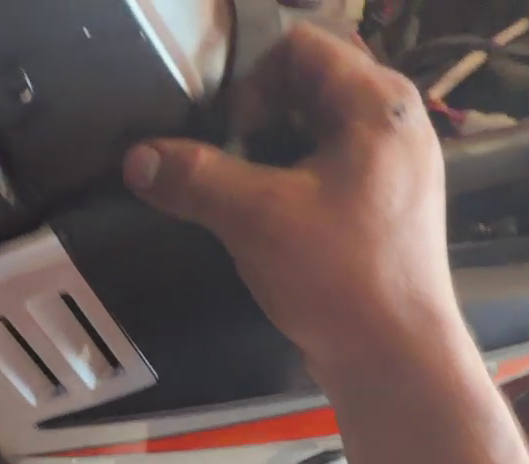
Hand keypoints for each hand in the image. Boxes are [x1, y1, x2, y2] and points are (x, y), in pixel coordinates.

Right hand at [122, 24, 465, 383]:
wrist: (391, 352)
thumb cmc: (336, 272)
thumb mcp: (256, 219)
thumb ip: (196, 180)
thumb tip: (136, 158)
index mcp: (377, 103)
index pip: (300, 46)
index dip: (245, 79)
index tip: (217, 134)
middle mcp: (393, 123)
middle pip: (307, 89)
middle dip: (252, 120)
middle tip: (217, 164)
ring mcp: (390, 169)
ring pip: (313, 136)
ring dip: (266, 156)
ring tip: (234, 196)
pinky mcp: (380, 210)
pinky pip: (324, 173)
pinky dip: (286, 185)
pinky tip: (264, 224)